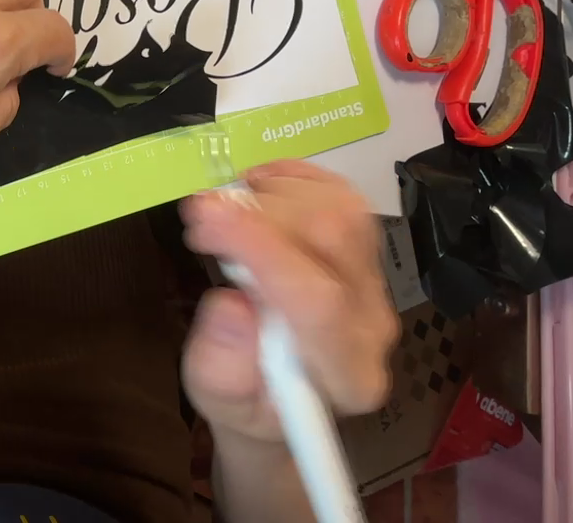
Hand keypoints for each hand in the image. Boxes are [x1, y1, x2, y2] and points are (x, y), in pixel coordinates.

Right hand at [179, 160, 397, 444]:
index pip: (317, 299)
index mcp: (342, 372)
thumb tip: (231, 304)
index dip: (258, 245)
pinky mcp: (362, 252)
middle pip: (335, 238)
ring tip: (226, 209)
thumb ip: (221, 360)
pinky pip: (343, 194)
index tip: (203, 216)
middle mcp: (371, 323)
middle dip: (258, 211)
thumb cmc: (244, 396)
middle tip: (200, 214)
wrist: (275, 394)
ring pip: (341, 208)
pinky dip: (294, 177)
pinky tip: (257, 188)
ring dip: (273, 193)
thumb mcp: (213, 393)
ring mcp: (372, 283)